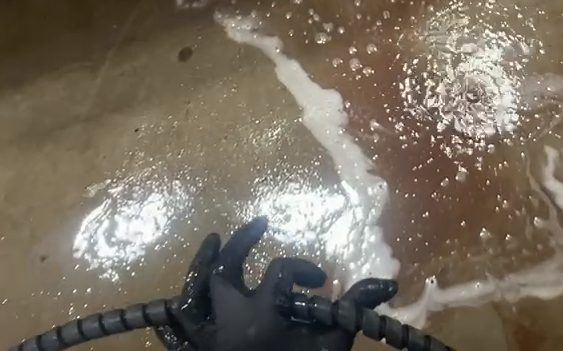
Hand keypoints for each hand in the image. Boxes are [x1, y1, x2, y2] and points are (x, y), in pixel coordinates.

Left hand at [175, 217, 398, 350]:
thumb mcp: (332, 344)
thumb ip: (354, 311)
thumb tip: (388, 285)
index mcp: (262, 316)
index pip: (280, 271)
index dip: (302, 268)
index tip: (320, 282)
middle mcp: (228, 322)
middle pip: (223, 271)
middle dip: (239, 242)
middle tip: (259, 223)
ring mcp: (207, 342)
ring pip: (190, 296)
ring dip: (199, 266)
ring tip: (213, 241)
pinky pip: (173, 335)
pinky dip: (176, 314)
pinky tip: (187, 297)